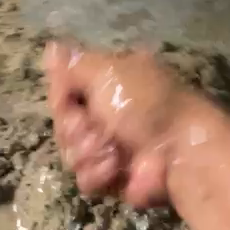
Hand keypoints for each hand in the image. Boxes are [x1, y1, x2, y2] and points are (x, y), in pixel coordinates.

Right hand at [44, 41, 229, 207]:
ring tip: (113, 149)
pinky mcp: (112, 178)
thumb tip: (49, 49)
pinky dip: (98, 173)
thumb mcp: (108, 71)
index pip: (63, 88)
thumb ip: (74, 63)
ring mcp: (108, 148)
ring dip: (87, 151)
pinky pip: (84, 179)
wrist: (180, 151)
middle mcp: (106, 113)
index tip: (68, 98)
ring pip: (70, 154)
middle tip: (96, 127)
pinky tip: (117, 168)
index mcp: (108, 82)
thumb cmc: (147, 104)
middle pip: (63, 124)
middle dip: (75, 128)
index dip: (61, 97)